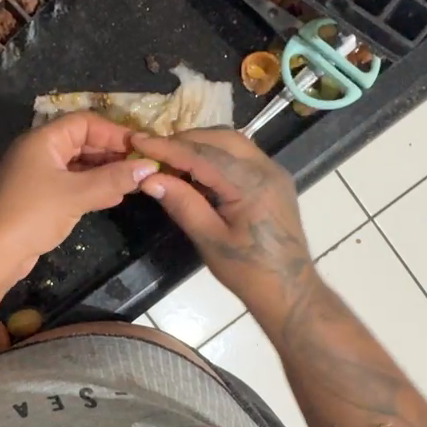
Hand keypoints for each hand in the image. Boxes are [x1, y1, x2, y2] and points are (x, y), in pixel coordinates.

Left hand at [0, 112, 159, 281]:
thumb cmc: (33, 215)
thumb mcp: (77, 195)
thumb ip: (113, 179)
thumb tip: (148, 167)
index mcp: (43, 140)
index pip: (85, 123)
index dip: (114, 132)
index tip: (141, 147)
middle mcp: (39, 151)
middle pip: (82, 142)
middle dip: (112, 153)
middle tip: (142, 166)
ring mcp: (38, 175)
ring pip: (78, 165)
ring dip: (105, 172)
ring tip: (134, 181)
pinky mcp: (39, 196)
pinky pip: (71, 183)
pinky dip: (92, 187)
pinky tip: (115, 196)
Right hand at [132, 129, 318, 327]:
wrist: (288, 288)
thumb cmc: (247, 271)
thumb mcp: (209, 240)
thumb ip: (182, 204)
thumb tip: (148, 179)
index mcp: (251, 185)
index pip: (203, 155)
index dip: (168, 147)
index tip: (137, 141)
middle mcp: (266, 169)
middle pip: (220, 138)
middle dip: (184, 140)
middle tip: (152, 151)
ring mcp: (273, 172)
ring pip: (231, 142)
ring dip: (199, 144)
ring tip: (169, 159)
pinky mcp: (273, 179)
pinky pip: (240, 155)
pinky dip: (214, 155)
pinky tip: (194, 171)